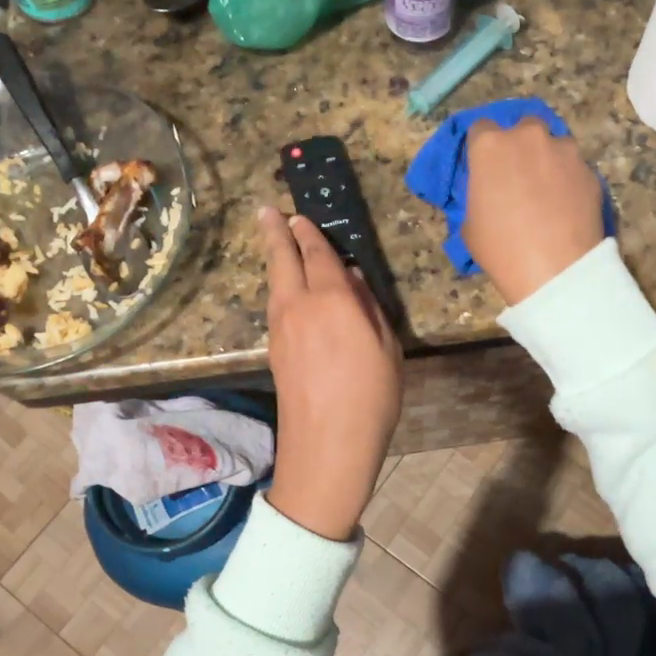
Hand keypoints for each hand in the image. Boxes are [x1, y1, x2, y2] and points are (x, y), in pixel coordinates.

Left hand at [259, 207, 402, 540]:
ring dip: (274, 258)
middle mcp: (299, 306)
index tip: (300, 216)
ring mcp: (280, 328)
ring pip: (275, 283)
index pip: (319, 256)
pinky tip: (285, 288)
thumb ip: (369, 308)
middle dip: (276, 233)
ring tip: (274, 241)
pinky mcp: (273, 350)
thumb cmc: (370, 397)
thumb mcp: (387, 348)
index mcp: (333, 300)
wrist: (327, 444)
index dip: (310, 234)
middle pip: (283, 261)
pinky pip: (275, 305)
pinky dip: (278, 287)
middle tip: (268, 211)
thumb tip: (352, 279)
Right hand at [463, 117, 605, 305]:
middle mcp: (528, 137)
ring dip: (549, 159)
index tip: (484, 166)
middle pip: (523, 127)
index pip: (480, 128)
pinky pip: (575, 168)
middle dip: (521, 145)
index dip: (481, 147)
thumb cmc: (501, 249)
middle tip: (518, 175)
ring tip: (548, 191)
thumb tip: (488, 193)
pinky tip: (568, 206)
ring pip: (555, 144)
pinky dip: (570, 180)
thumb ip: (478, 195)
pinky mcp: (591, 171)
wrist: (555, 271)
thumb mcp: (470, 225)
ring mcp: (565, 151)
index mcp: (490, 146)